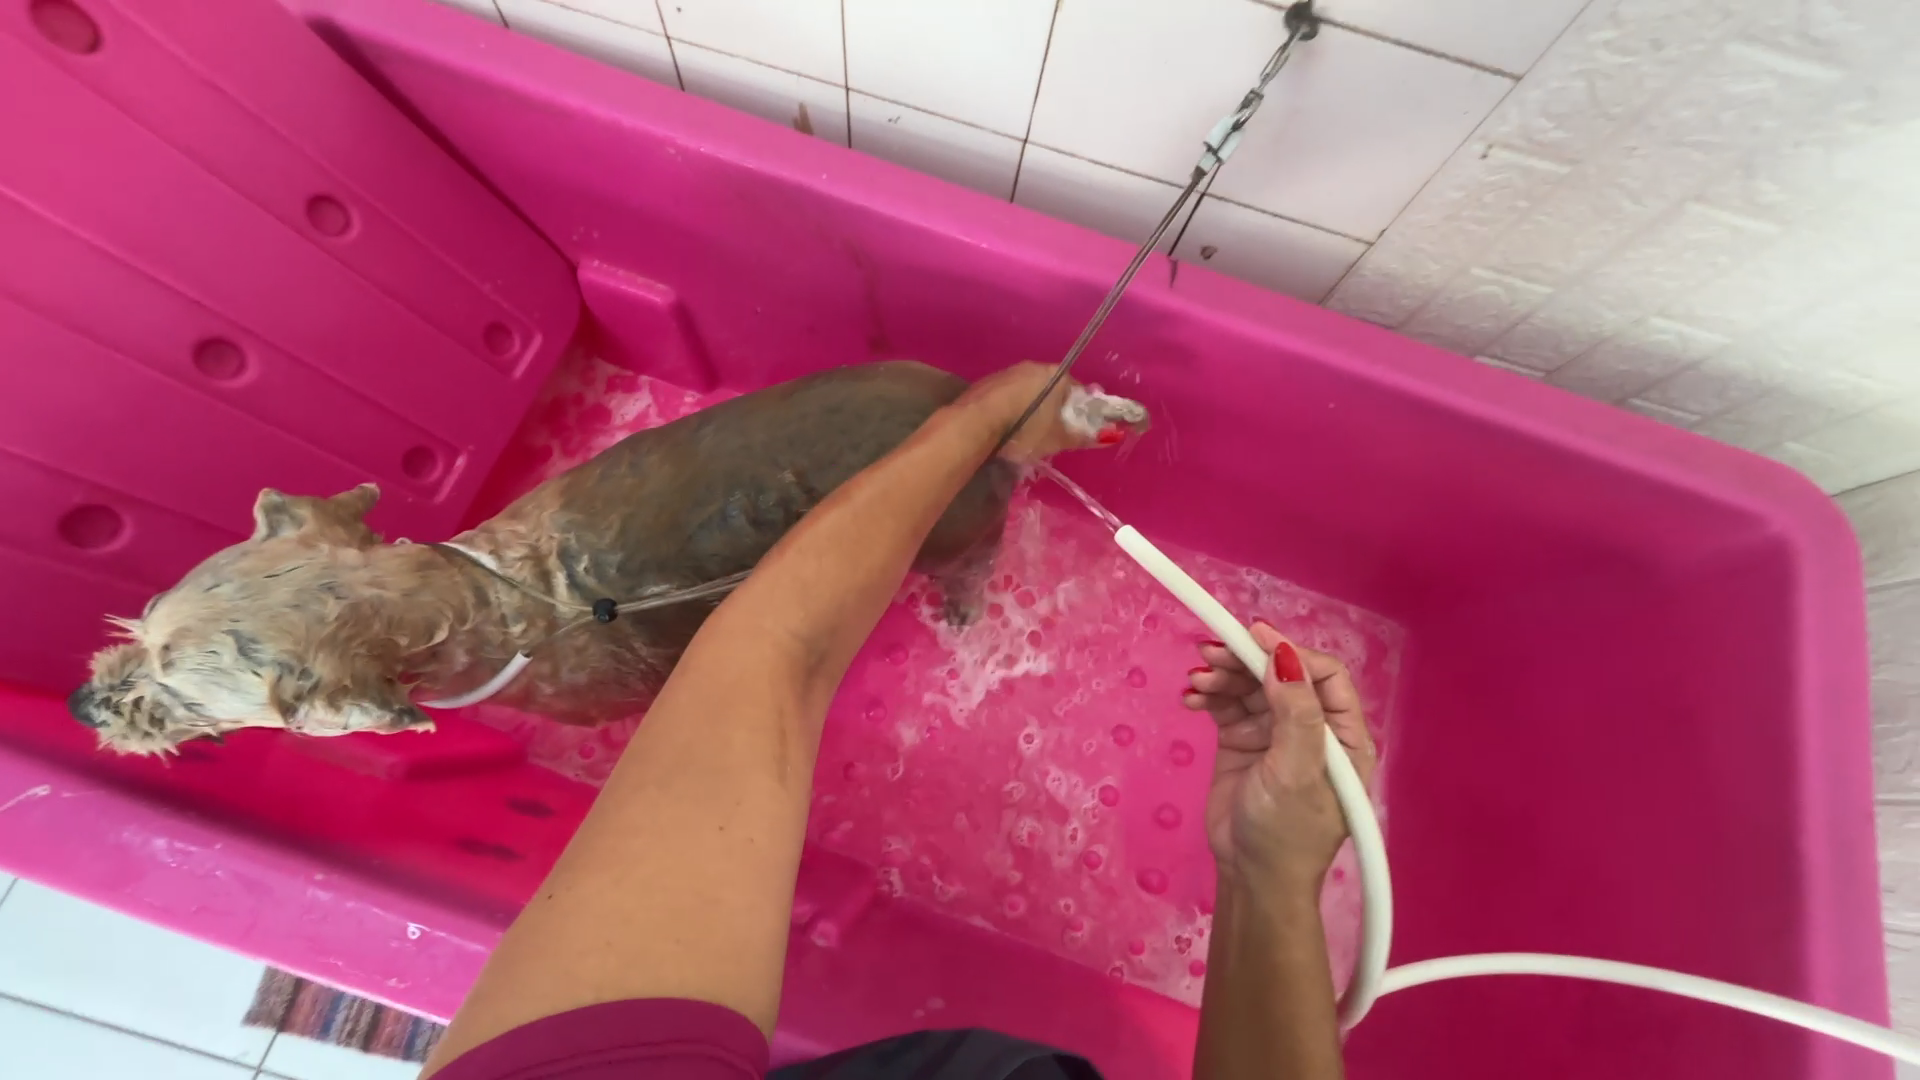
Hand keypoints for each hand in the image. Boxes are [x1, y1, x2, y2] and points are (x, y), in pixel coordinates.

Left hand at [959, 362, 1146, 462]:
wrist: (974, 424)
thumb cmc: (1024, 430)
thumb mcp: (1057, 439)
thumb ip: (1084, 436)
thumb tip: (1110, 436)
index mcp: (1055, 375)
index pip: (1077, 390)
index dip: (1080, 411)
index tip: (1076, 429)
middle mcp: (1032, 367)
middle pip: (1052, 389)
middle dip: (1054, 409)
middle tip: (1052, 434)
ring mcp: (1007, 373)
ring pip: (1028, 391)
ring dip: (1031, 408)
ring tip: (1026, 433)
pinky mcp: (986, 384)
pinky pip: (1007, 396)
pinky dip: (1011, 408)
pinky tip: (1006, 427)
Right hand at [1182, 622, 1375, 895]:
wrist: (1249, 874)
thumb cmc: (1287, 830)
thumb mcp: (1296, 772)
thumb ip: (1295, 713)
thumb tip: (1282, 655)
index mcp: (1341, 735)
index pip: (1322, 676)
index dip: (1289, 652)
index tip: (1253, 636)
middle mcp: (1309, 727)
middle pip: (1278, 674)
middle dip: (1246, 660)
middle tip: (1211, 653)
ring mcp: (1272, 732)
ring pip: (1248, 685)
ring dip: (1221, 676)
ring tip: (1196, 681)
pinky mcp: (1240, 740)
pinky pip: (1225, 704)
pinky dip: (1208, 695)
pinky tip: (1191, 699)